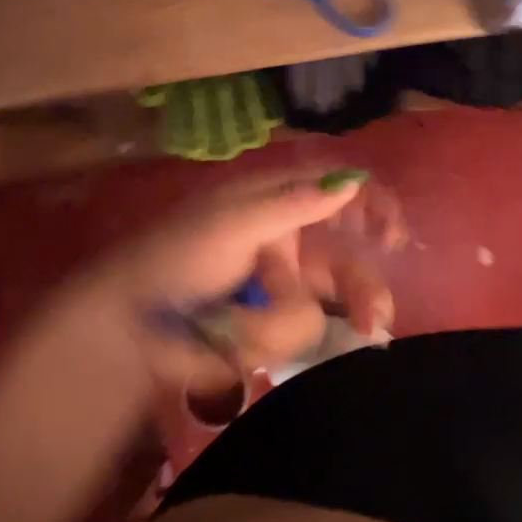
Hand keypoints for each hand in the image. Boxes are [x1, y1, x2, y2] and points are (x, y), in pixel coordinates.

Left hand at [69, 168, 398, 389]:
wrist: (128, 325)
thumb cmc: (176, 256)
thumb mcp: (233, 222)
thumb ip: (293, 203)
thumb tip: (353, 179)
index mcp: (275, 202)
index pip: (340, 194)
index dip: (374, 209)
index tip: (393, 237)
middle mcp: (286, 242)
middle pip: (348, 261)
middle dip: (361, 290)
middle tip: (373, 320)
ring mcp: (277, 290)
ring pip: (325, 307)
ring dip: (286, 320)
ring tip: (248, 333)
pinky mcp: (267, 330)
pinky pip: (298, 336)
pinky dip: (273, 338)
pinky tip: (245, 342)